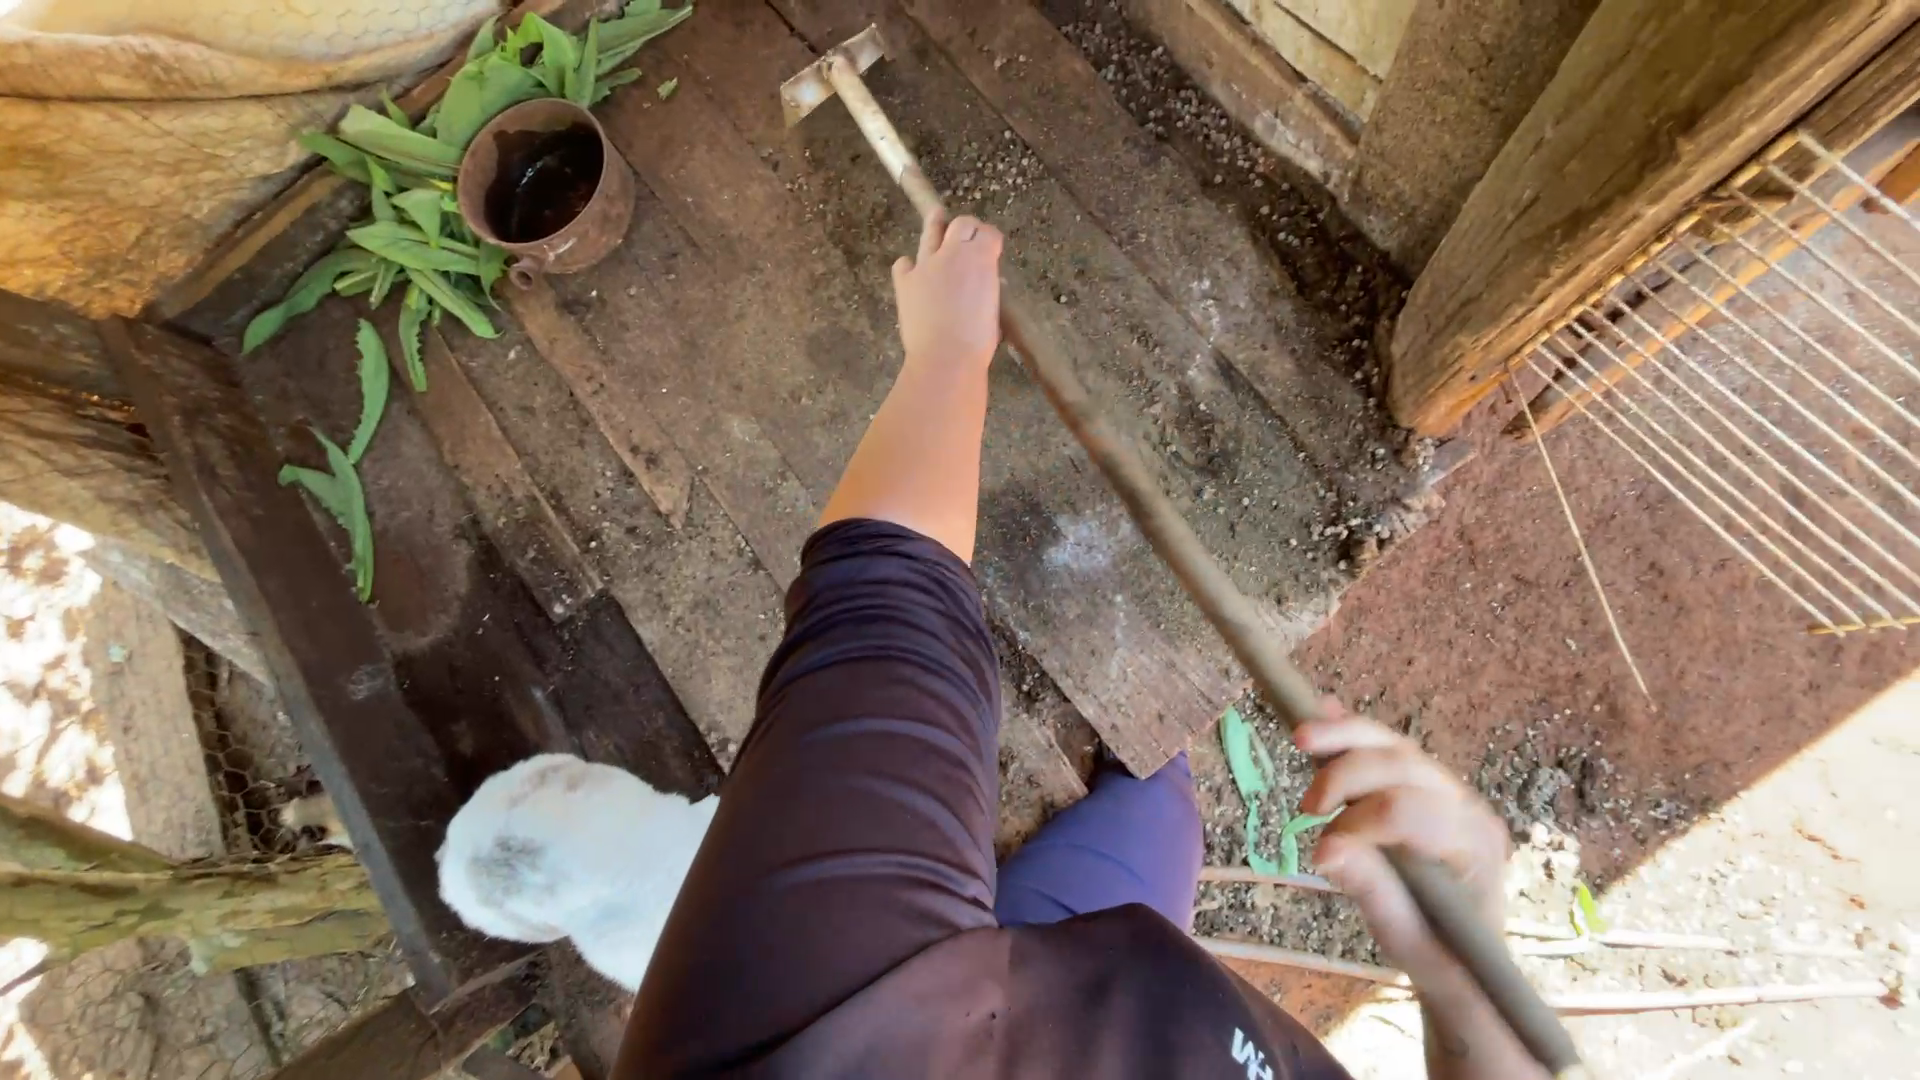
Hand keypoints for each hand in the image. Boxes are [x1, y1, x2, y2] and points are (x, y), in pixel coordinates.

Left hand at [892, 212, 1002, 371]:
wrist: (945, 358)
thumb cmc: (978, 342)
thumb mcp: (993, 311)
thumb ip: (988, 289)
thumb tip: (985, 285)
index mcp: (981, 259)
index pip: (988, 234)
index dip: (990, 240)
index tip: (992, 248)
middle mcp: (952, 253)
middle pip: (962, 224)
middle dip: (968, 228)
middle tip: (969, 236)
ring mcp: (925, 265)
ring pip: (931, 233)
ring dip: (936, 225)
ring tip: (937, 217)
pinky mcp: (905, 282)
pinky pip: (904, 264)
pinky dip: (909, 265)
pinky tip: (913, 271)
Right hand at [1295, 701, 1508, 985]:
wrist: (1466, 959)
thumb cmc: (1442, 954)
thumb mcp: (1407, 937)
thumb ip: (1373, 890)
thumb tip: (1325, 851)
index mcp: (1473, 846)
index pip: (1408, 812)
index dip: (1358, 823)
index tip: (1320, 854)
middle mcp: (1465, 807)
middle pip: (1401, 766)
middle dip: (1346, 775)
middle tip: (1307, 807)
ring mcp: (1446, 790)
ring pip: (1393, 745)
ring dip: (1344, 736)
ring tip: (1302, 737)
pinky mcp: (1422, 783)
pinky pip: (1387, 745)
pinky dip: (1352, 730)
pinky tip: (1324, 708)